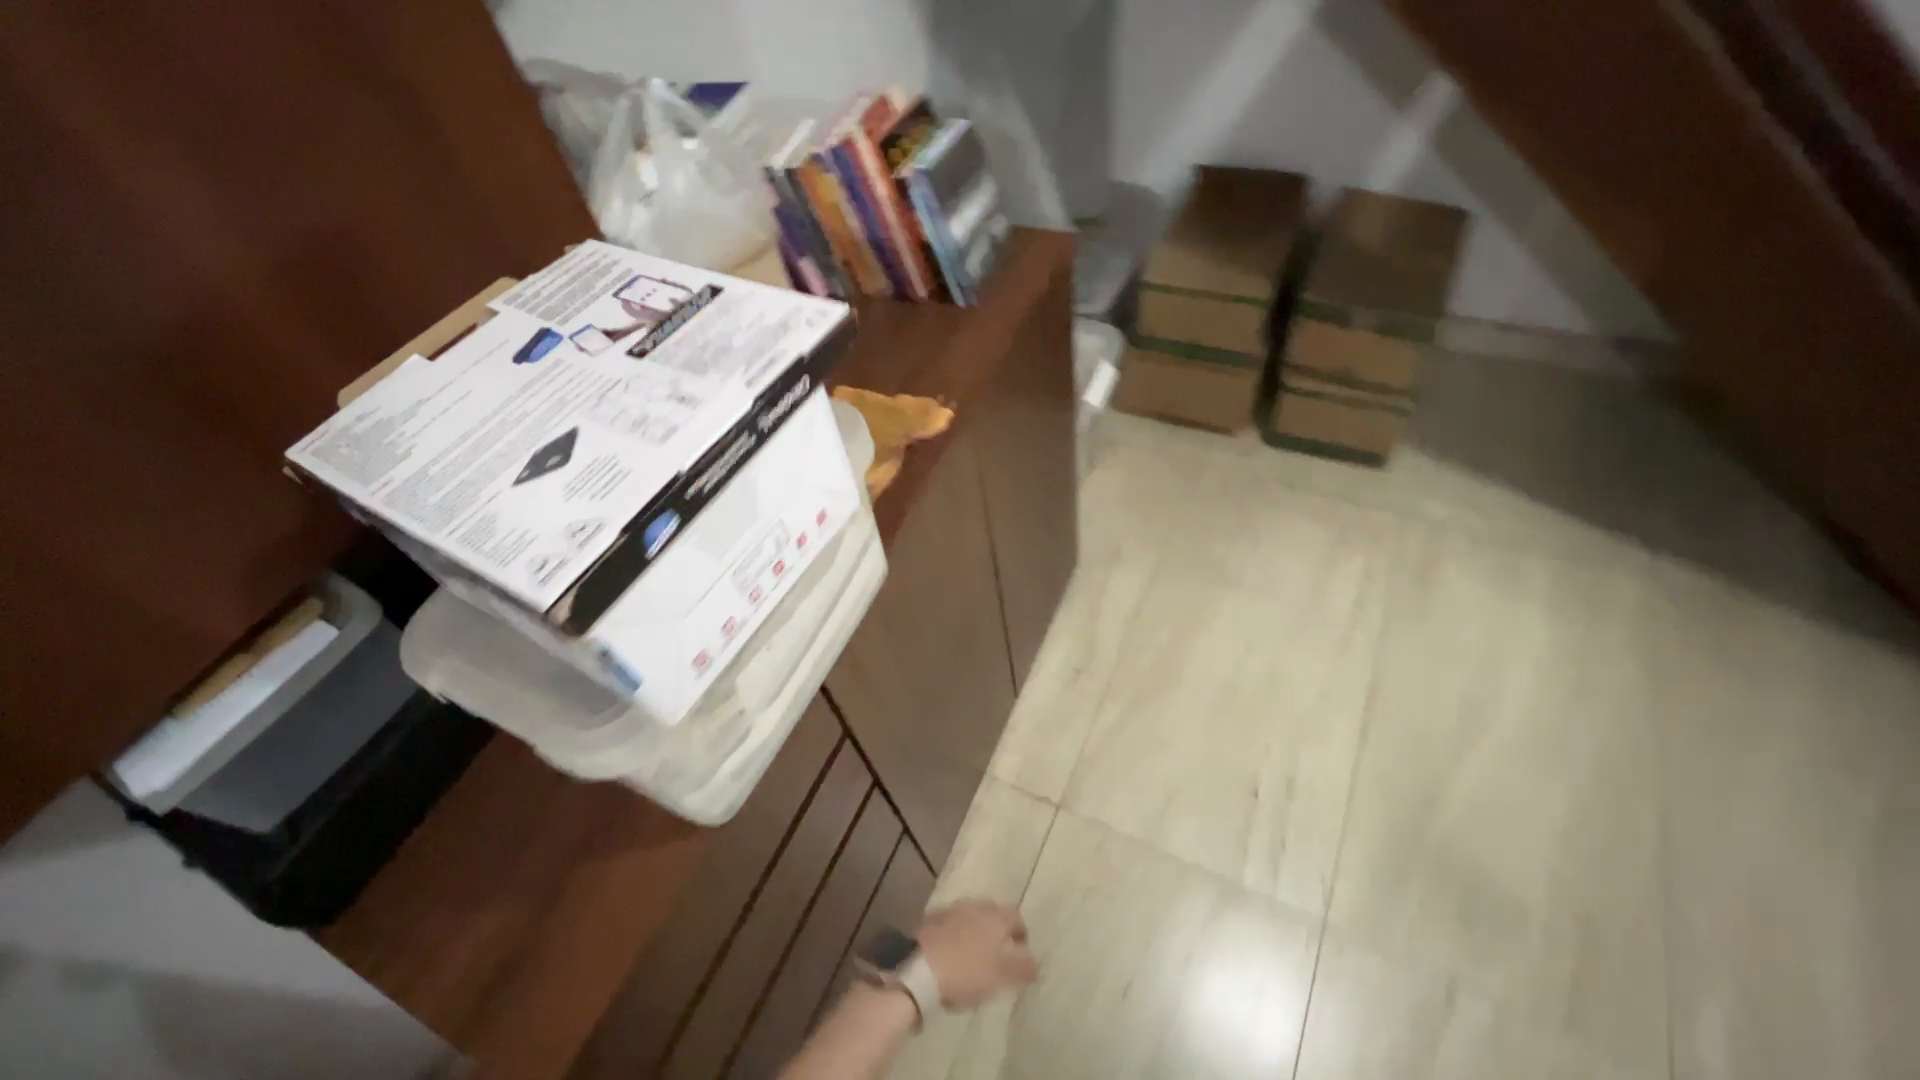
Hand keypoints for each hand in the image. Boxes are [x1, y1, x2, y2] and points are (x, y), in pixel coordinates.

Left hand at [915, 898, 1037, 1009]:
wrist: (918, 968)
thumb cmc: (965, 972)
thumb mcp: (999, 977)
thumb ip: (1022, 969)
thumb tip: (1038, 964)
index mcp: (995, 918)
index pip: (1015, 917)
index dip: (1020, 932)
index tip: (1021, 948)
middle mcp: (975, 907)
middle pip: (992, 912)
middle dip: (998, 928)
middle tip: (999, 948)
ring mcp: (950, 910)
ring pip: (970, 915)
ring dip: (975, 929)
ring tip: (974, 950)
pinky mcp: (930, 919)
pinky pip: (950, 923)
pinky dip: (955, 932)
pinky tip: (951, 949)